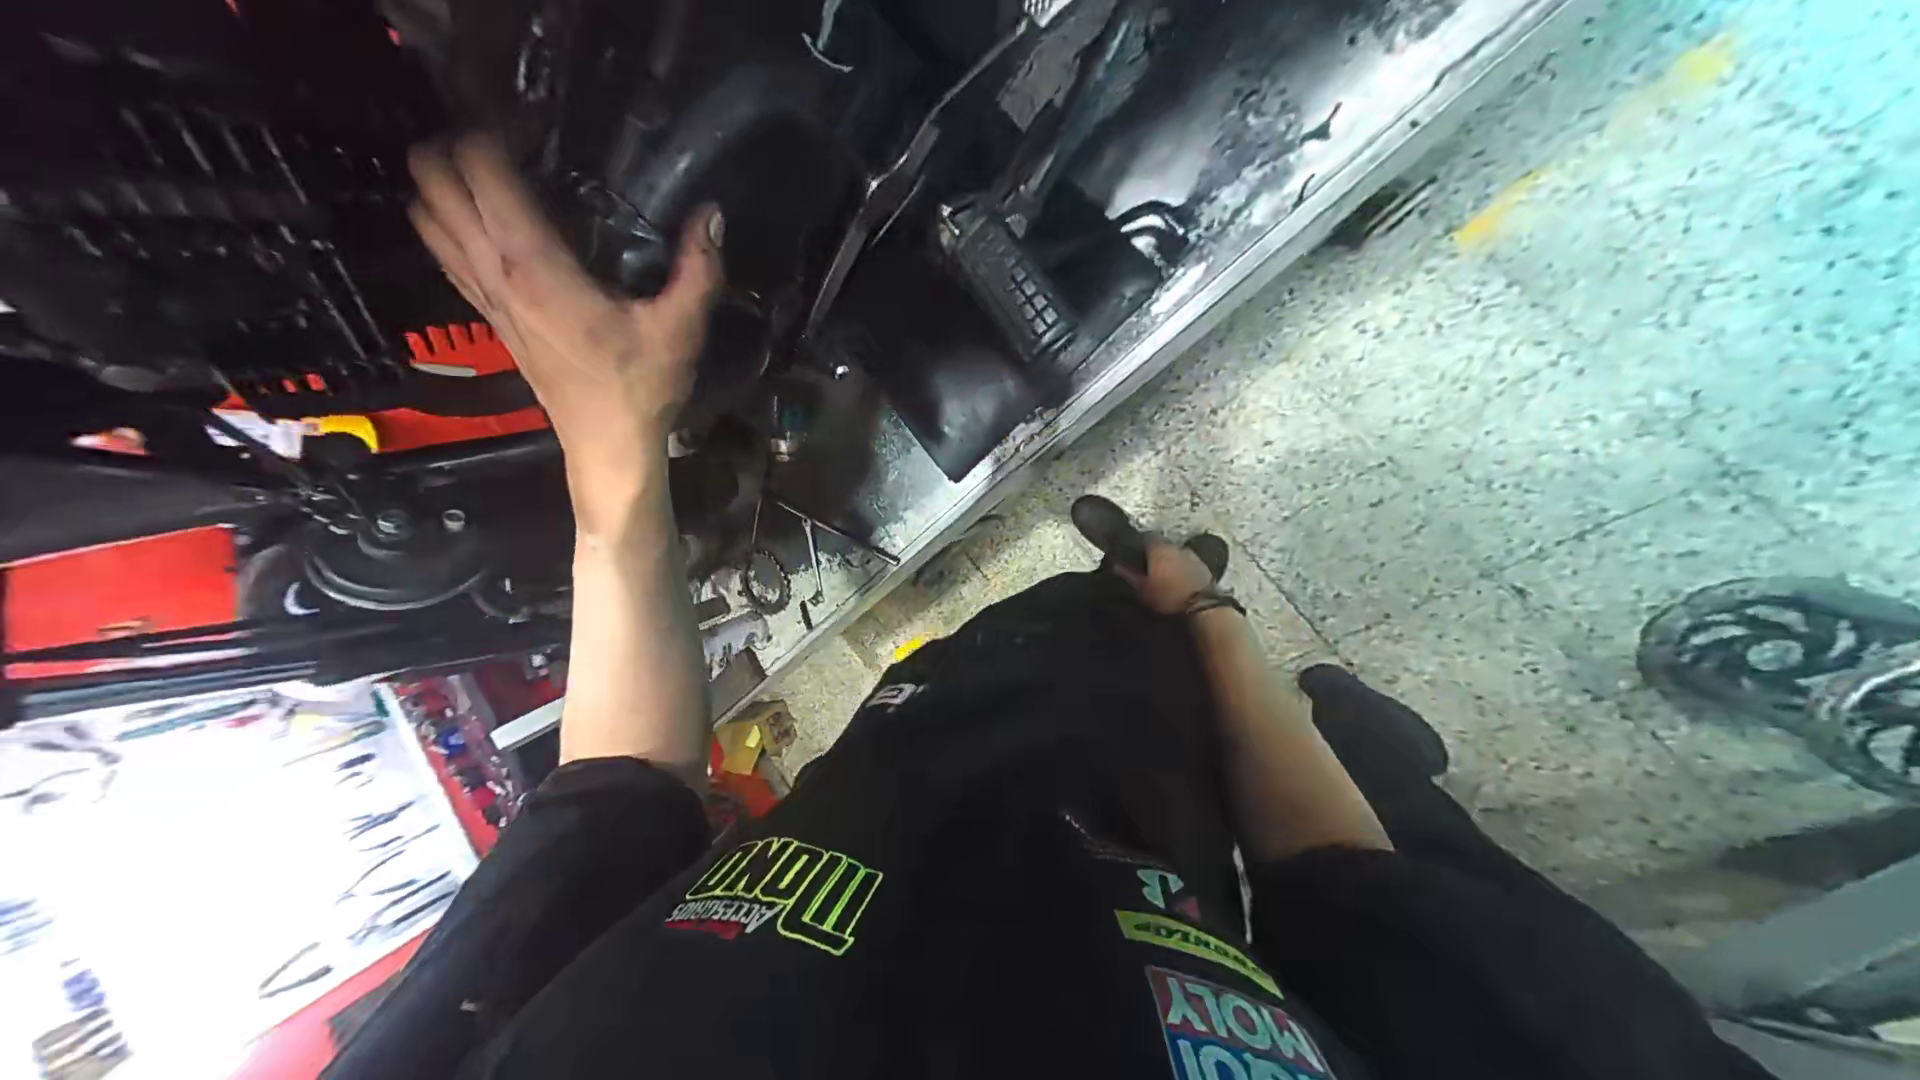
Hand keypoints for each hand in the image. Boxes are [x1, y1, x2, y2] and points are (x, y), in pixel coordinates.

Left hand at [406, 134, 722, 495]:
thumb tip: (711, 214)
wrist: (608, 444)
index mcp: (536, 267)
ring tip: (489, 174)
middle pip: (434, 181)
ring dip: (442, 183)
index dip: (496, 132)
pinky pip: (442, 253)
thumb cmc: (641, 388)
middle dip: (455, 146)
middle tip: (508, 143)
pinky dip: (446, 224)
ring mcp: (484, 297)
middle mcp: (495, 273)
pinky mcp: (489, 318)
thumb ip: (699, 270)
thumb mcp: (680, 329)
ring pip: (426, 215)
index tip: (534, 126)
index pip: (483, 171)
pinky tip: (482, 224)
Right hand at [1116, 539, 1217, 615]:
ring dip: (1170, 561)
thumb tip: (1116, 565)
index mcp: (1159, 549)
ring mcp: (1192, 556)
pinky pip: (1188, 563)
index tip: (1134, 555)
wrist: (1201, 608)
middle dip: (1155, 554)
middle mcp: (1176, 547)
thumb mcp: (1142, 589)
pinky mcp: (1204, 568)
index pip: (1146, 538)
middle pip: (1162, 545)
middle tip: (1148, 567)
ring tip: (1164, 575)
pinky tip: (1179, 580)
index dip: (1139, 546)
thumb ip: (1128, 575)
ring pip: (1176, 554)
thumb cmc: (1167, 597)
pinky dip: (1182, 569)